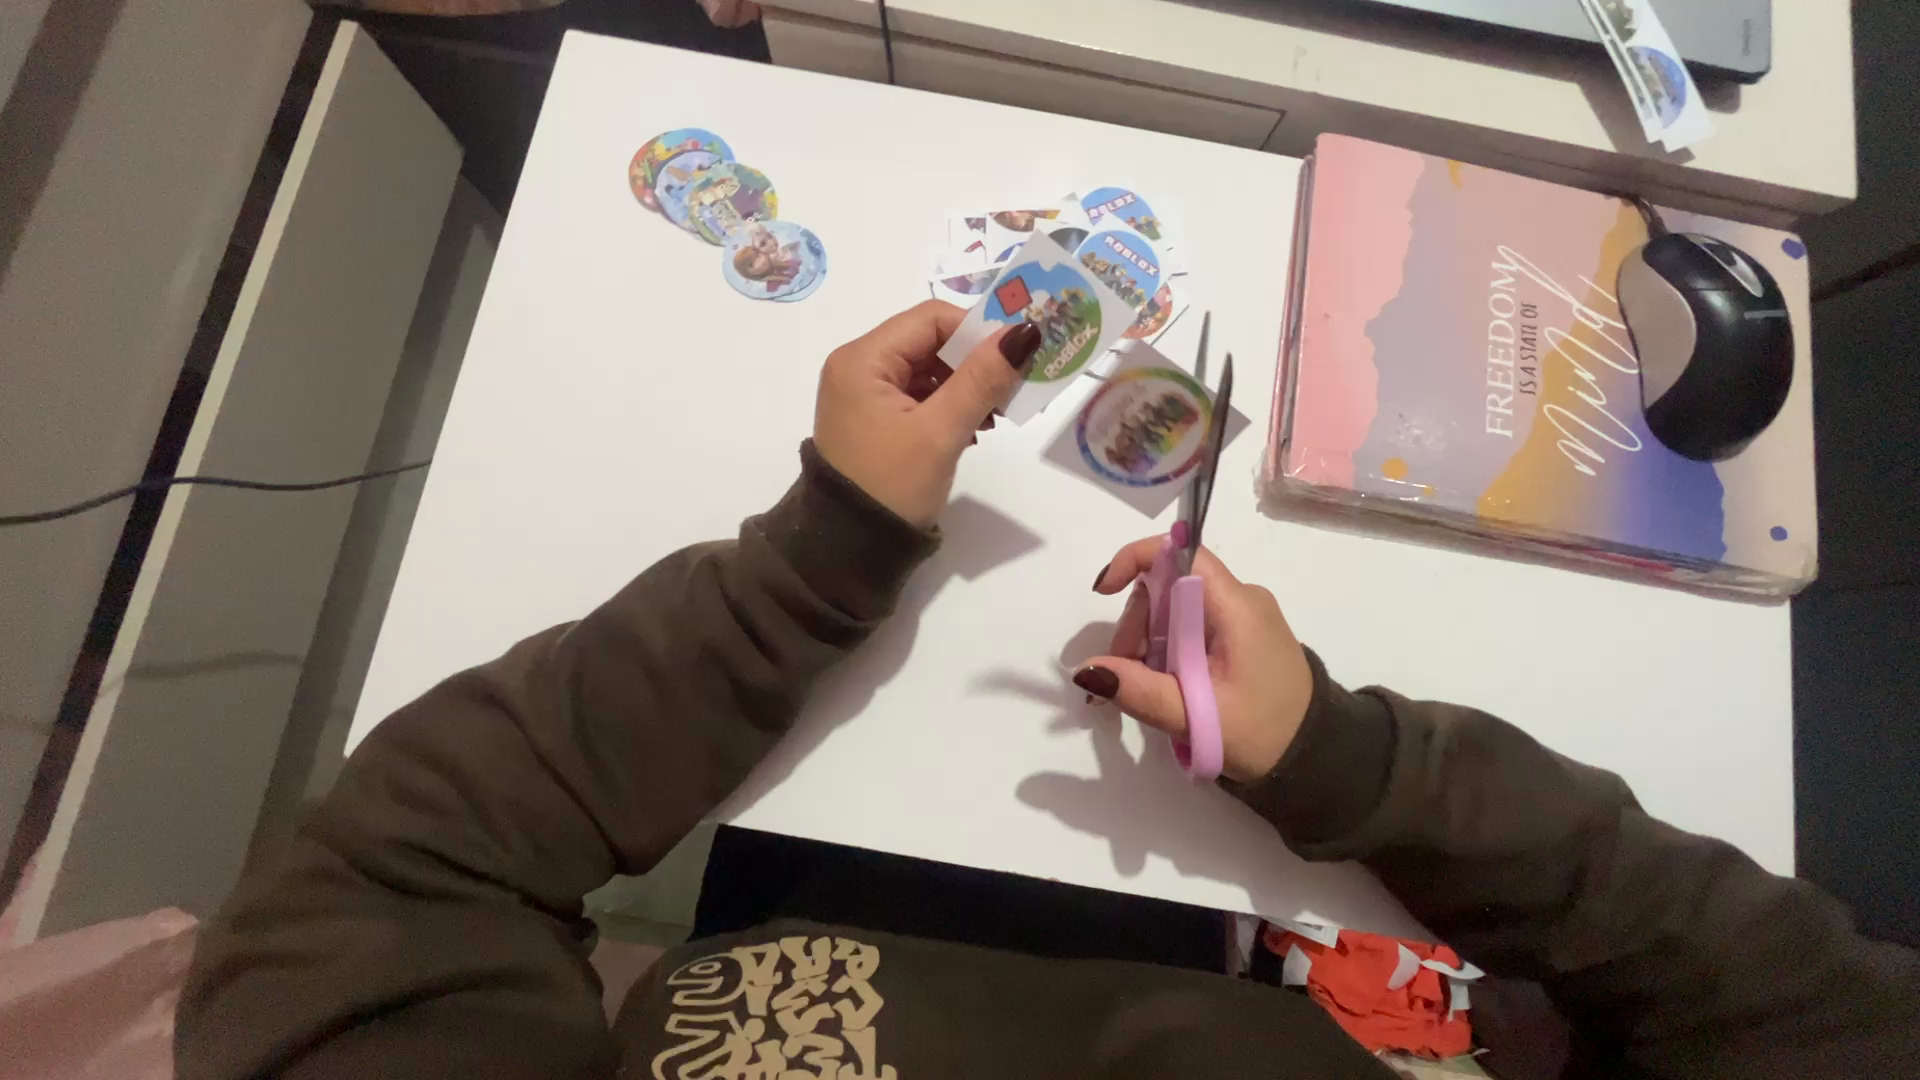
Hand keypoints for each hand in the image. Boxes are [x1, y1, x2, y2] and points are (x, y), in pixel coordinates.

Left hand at [814, 300, 1040, 527]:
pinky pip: (919, 396)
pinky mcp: (875, 420)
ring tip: (995, 415)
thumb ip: (982, 379)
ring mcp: (864, 395)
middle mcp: (857, 368)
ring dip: (966, 386)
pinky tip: (974, 428)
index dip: (977, 331)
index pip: (930, 319)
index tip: (1016, 356)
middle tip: (1012, 389)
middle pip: (929, 342)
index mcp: (862, 360)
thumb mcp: (940, 432)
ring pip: (928, 370)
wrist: (851, 550)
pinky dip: (949, 405)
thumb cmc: (892, 486)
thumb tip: (1025, 331)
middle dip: (974, 362)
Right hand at [1075, 537, 1313, 782]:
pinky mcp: (1241, 634)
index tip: (1104, 592)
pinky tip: (1160, 681)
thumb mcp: (1194, 715)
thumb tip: (1085, 669)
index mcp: (1237, 607)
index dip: (1136, 559)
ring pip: (1175, 605)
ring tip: (1143, 683)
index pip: (1182, 552)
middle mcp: (1241, 599)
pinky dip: (1166, 646)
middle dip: (1137, 620)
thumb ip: (1139, 690)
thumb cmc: (1263, 733)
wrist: (1317, 758)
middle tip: (1125, 670)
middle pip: (1169, 584)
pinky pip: (1190, 623)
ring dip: (1148, 638)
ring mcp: (1242, 616)